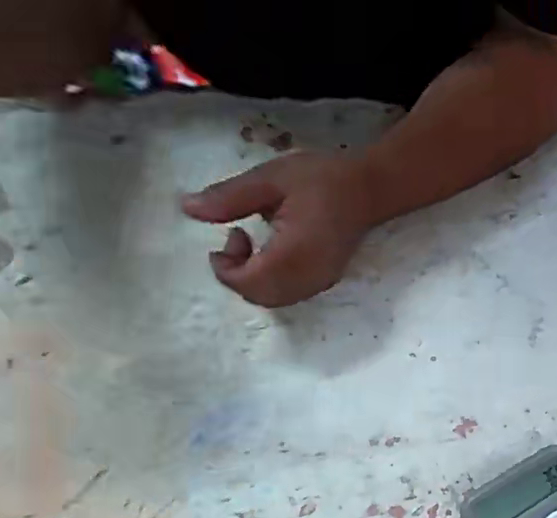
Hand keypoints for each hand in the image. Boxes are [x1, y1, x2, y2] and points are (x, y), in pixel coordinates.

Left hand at [181, 152, 380, 307]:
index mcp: (293, 254)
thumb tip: (189, 209)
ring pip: (275, 300)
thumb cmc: (320, 180)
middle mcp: (307, 277)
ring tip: (253, 244)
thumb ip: (228, 197)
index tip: (226, 235)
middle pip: (261, 297)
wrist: (367, 191)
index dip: (226, 269)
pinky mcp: (325, 282)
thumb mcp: (268, 179)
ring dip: (254, 280)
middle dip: (238, 276)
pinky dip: (271, 282)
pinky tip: (272, 253)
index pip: (249, 282)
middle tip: (236, 237)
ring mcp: (319, 283)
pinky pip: (290, 295)